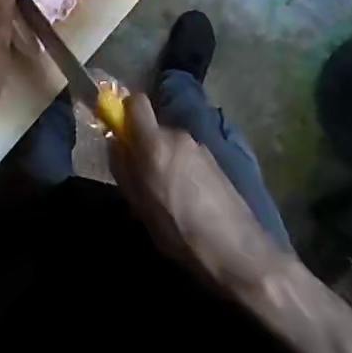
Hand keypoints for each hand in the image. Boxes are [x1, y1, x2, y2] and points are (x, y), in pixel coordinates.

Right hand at [111, 92, 282, 292]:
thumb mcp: (141, 206)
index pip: (136, 102)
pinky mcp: (215, 161)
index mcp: (156, 144)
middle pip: (153, 128)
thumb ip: (124, 169)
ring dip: (163, 159)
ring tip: (166, 195)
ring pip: (170, 144)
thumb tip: (115, 143)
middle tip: (142, 179)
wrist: (236, 250)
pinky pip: (186, 156)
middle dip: (144, 145)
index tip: (119, 134)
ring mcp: (200, 147)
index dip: (124, 112)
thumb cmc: (180, 232)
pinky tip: (187, 199)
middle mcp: (179, 136)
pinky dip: (180, 168)